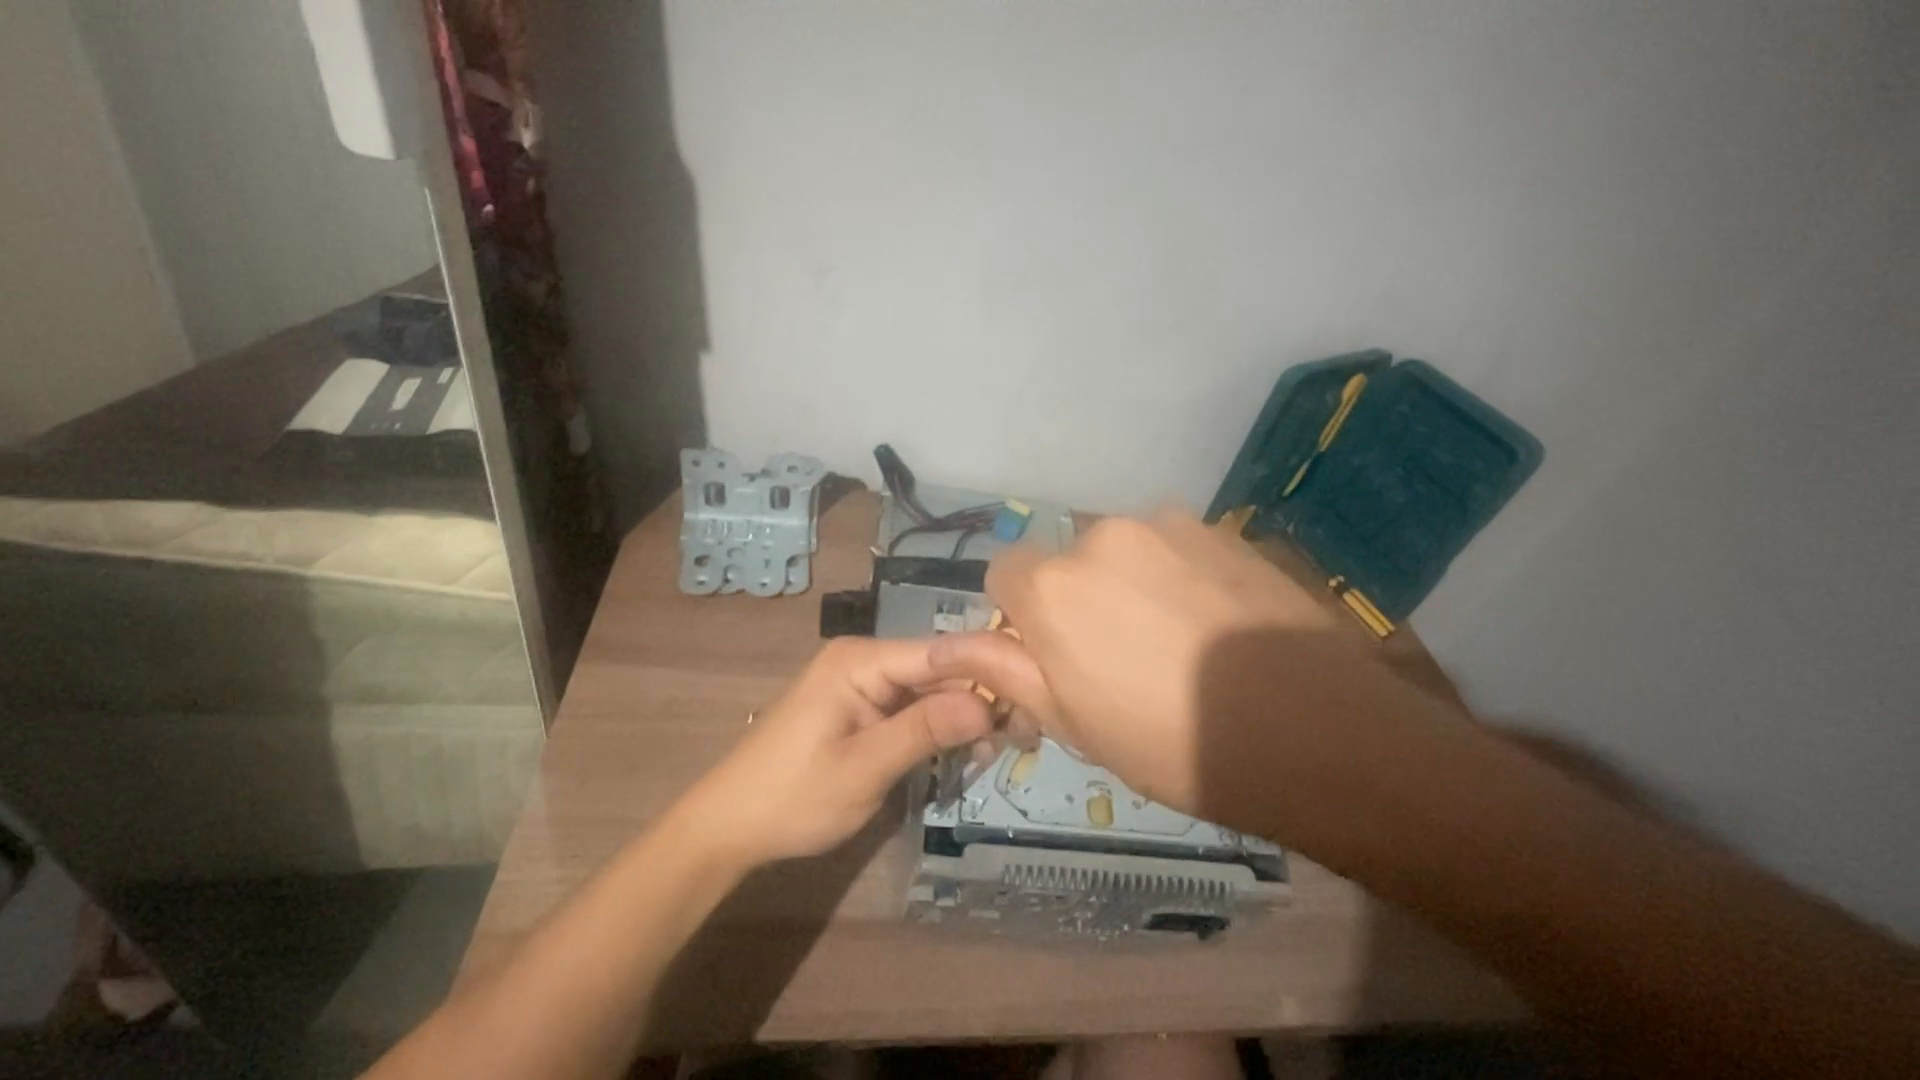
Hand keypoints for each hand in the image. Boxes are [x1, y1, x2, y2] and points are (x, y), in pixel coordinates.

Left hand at [679, 637, 993, 867]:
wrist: (728, 826)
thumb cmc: (792, 797)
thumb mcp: (864, 767)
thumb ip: (924, 730)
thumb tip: (988, 701)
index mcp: (860, 661)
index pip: (941, 652)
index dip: (988, 671)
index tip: (1034, 702)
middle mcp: (863, 660)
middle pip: (938, 670)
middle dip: (977, 701)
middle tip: (1019, 740)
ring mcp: (861, 684)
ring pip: (929, 691)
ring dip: (960, 719)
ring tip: (991, 754)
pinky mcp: (859, 709)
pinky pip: (910, 709)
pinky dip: (936, 730)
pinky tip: (960, 754)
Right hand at [929, 511, 1408, 838]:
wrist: (1313, 730)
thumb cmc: (1175, 744)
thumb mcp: (1075, 724)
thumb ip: (1009, 671)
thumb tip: (950, 645)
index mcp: (1053, 585)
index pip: (1004, 573)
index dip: (1022, 617)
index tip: (1055, 658)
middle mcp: (1103, 536)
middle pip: (1068, 561)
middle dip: (1080, 600)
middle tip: (1122, 660)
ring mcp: (1171, 526)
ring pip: (1126, 552)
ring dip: (1133, 584)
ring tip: (1179, 643)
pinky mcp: (1227, 530)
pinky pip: (1179, 549)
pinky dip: (1182, 577)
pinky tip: (1219, 625)